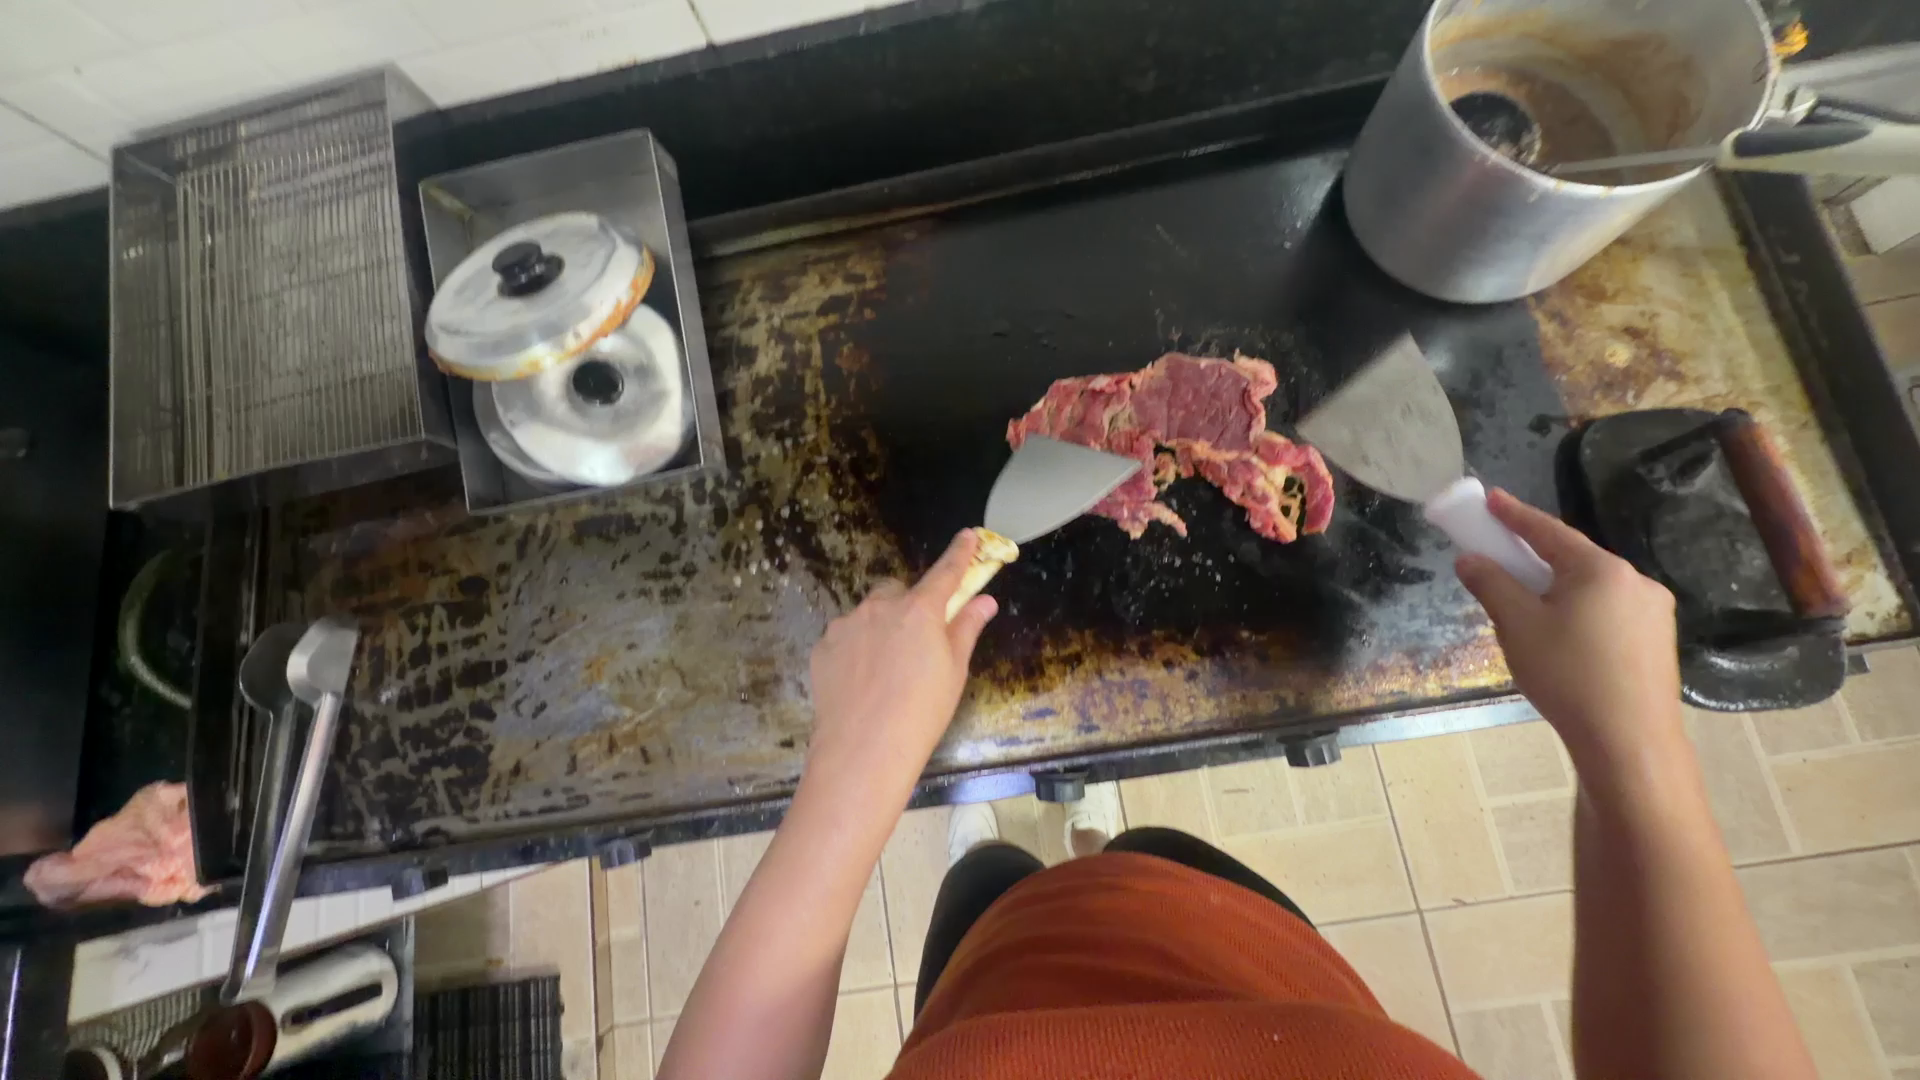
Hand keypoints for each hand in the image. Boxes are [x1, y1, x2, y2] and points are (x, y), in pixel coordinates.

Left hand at [804, 531, 998, 793]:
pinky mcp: (823, 647)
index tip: (969, 535)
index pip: (945, 572)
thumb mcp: (954, 672)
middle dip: (908, 605)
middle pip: (898, 591)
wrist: (862, 751)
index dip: (960, 553)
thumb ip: (966, 628)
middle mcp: (880, 607)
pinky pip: (846, 637)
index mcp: (919, 610)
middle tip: (917, 642)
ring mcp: (846, 625)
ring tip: (885, 672)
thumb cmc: (921, 713)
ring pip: (868, 614)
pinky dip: (856, 648)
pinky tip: (862, 682)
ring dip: (880, 628)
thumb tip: (984, 601)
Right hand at [1455, 490, 1682, 762]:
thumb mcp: (1516, 624)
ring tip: (1524, 602)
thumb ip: (1491, 584)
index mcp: (1599, 570)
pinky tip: (1558, 630)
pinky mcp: (1655, 640)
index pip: (1548, 531)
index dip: (1514, 514)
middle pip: (1572, 557)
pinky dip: (1575, 606)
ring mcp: (1652, 612)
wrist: (1627, 738)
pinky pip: (1606, 609)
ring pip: (1590, 586)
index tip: (1490, 498)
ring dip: (1554, 584)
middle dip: (1533, 554)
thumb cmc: (1566, 673)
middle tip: (1501, 553)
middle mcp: (1634, 581)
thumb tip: (1471, 559)